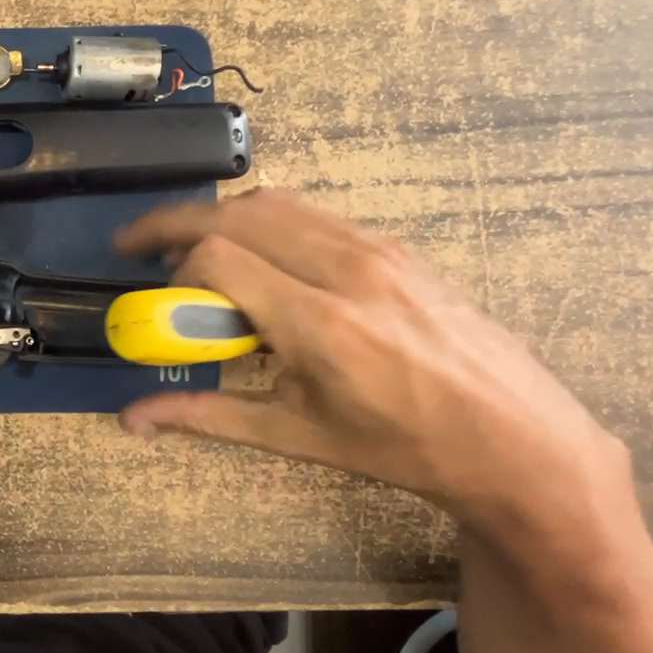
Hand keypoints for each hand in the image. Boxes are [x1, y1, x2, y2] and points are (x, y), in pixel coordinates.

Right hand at [114, 189, 631, 531]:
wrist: (520, 441)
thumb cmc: (403, 449)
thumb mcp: (296, 437)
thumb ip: (205, 415)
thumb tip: (132, 419)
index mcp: (320, 324)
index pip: (218, 258)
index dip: (173, 273)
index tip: (160, 302)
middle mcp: (348, 271)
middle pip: (239, 213)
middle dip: (175, 222)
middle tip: (139, 246)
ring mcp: (378, 251)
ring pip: (276, 203)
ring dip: (221, 217)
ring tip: (191, 247)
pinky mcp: (396, 248)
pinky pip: (312, 215)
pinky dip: (265, 223)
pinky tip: (258, 258)